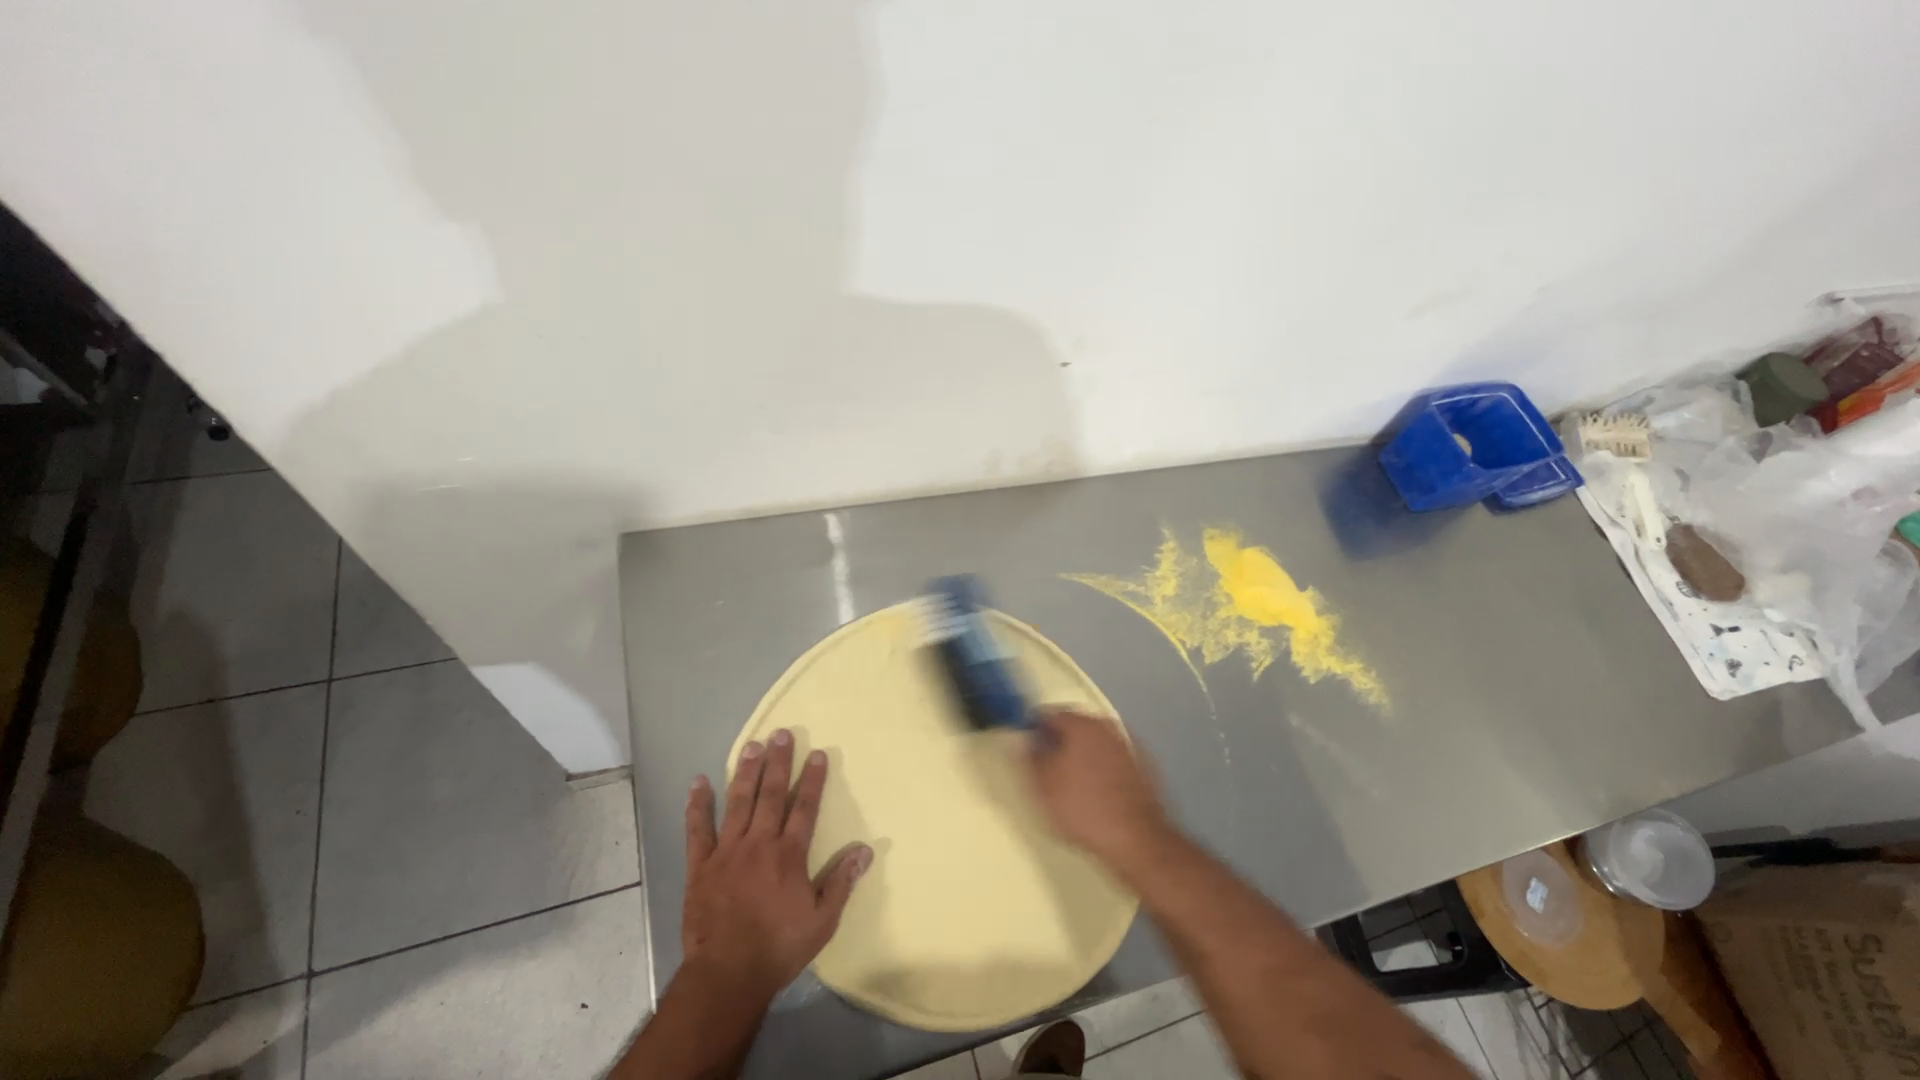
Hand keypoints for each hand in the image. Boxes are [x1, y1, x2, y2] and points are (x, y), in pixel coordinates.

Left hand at [682, 728, 871, 1000]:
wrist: (727, 973)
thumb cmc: (779, 947)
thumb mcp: (823, 921)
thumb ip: (841, 882)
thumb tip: (865, 849)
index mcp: (789, 855)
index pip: (804, 808)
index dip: (812, 780)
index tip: (817, 754)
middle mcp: (758, 844)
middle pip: (771, 795)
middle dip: (778, 763)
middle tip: (782, 734)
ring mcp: (726, 852)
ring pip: (738, 803)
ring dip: (746, 773)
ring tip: (752, 745)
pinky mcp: (699, 866)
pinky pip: (697, 829)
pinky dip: (698, 805)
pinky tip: (699, 782)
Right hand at [1026, 708, 1170, 864]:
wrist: (1135, 838)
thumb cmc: (1082, 808)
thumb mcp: (1042, 785)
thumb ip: (1031, 755)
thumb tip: (1030, 742)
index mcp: (1081, 724)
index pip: (1049, 714)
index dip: (1034, 728)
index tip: (1027, 747)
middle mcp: (1108, 726)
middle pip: (1076, 725)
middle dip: (1060, 740)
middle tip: (1046, 765)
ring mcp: (1130, 745)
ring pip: (1096, 742)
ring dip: (1083, 753)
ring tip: (1072, 781)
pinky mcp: (1145, 766)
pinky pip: (1113, 758)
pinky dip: (1103, 766)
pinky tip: (1097, 790)